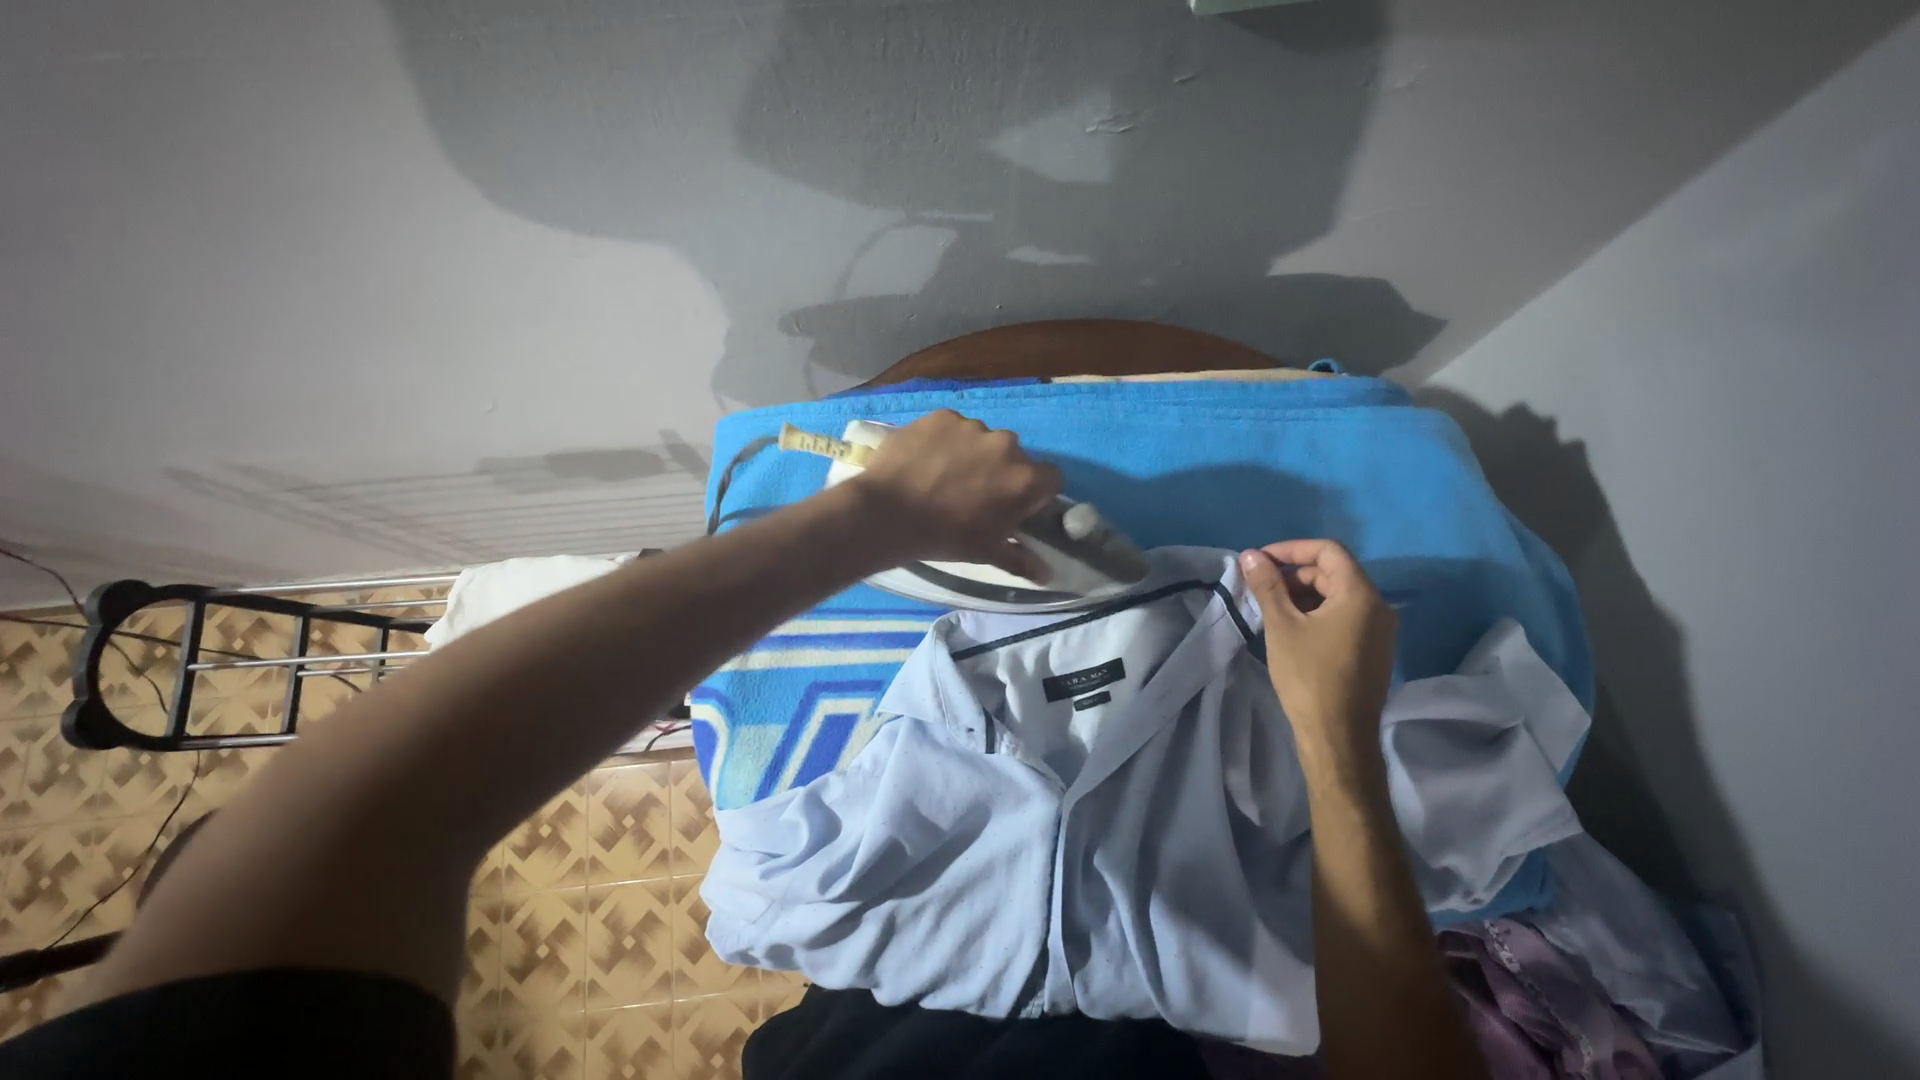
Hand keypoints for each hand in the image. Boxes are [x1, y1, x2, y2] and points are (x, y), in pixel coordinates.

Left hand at [850, 410, 1064, 580]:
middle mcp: (1006, 444)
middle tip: (975, 494)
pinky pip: (953, 428)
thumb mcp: (986, 552)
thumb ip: (1021, 559)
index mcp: (1025, 479)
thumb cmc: (945, 536)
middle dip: (1001, 472)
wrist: (887, 513)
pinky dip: (945, 442)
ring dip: (972, 455)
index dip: (1036, 493)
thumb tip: (1047, 575)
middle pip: (1015, 457)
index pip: (1051, 479)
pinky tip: (925, 461)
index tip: (1016, 506)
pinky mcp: (942, 416)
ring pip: (982, 440)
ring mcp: (972, 426)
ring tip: (944, 477)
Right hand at [1239, 540, 1397, 743]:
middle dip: (1294, 574)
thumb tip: (1251, 556)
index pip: (1328, 551)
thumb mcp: (1282, 626)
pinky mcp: (1373, 650)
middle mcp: (1378, 607)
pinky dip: (1316, 613)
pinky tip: (1290, 629)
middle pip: (1333, 573)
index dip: (1291, 549)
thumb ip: (1267, 586)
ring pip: (1337, 596)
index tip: (1260, 561)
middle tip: (1259, 588)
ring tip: (1269, 609)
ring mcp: (1379, 631)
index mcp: (1361, 595)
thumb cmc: (1309, 677)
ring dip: (1302, 595)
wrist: (1338, 736)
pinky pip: (1344, 617)